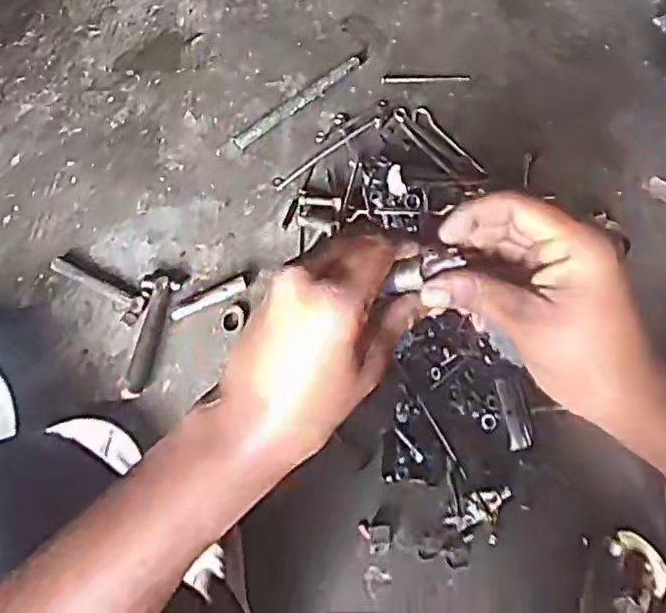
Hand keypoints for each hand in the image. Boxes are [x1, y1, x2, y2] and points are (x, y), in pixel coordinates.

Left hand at [215, 229, 418, 467]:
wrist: (247, 426)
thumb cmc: (298, 414)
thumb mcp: (365, 372)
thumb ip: (393, 324)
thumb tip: (414, 300)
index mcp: (335, 300)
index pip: (381, 250)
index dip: (405, 250)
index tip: (417, 259)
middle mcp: (306, 279)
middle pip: (356, 240)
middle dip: (383, 249)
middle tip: (401, 272)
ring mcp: (285, 280)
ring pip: (334, 248)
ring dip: (358, 257)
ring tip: (374, 289)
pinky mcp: (273, 287)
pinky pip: (313, 264)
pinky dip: (334, 270)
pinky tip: (345, 297)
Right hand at [431, 192, 665, 434]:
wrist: (625, 399)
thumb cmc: (594, 364)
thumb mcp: (528, 324)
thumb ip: (479, 295)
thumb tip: (436, 283)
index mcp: (576, 244)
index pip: (515, 207)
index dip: (474, 215)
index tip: (445, 234)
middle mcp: (570, 243)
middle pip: (507, 222)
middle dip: (468, 237)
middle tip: (437, 256)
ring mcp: (561, 259)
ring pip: (505, 242)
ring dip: (473, 256)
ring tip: (444, 273)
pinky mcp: (552, 277)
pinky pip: (511, 262)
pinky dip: (486, 272)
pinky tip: (463, 285)